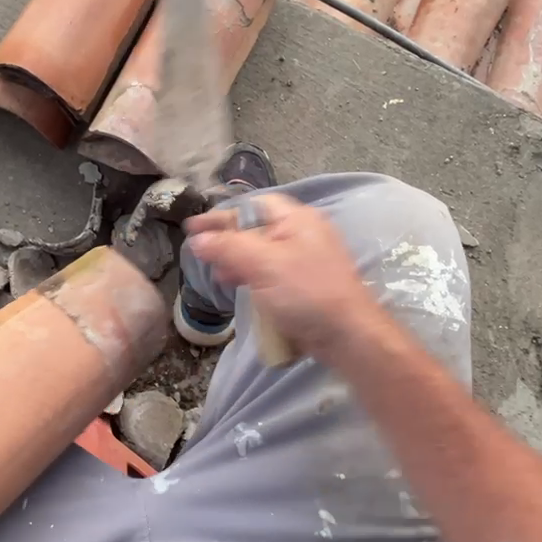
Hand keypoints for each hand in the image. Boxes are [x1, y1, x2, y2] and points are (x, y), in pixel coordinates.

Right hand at [183, 194, 384, 359]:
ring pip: (262, 252)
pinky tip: (238, 287)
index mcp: (297, 220)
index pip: (253, 206)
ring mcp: (304, 260)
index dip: (222, 215)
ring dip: (237, 260)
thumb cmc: (306, 292)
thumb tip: (197, 239)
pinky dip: (251, 276)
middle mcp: (302, 234)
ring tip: (216, 274)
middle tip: (200, 251)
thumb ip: (227, 247)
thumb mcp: (262, 264)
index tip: (194, 226)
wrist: (347, 335)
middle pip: (256, 228)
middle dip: (227, 239)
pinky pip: (270, 272)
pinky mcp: (303, 284)